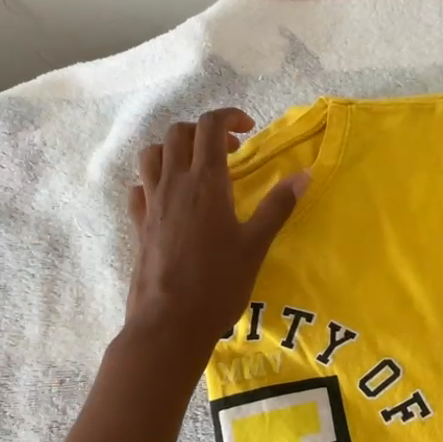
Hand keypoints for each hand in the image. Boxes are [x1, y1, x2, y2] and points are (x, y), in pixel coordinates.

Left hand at [124, 109, 308, 351]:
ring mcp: (151, 204)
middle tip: (230, 153)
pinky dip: (153, 180)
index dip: (229, 117)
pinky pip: (139, 187)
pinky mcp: (138, 225)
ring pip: (152, 154)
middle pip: (178, 133)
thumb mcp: (256, 245)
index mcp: (206, 183)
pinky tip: (170, 197)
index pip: (210, 126)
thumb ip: (278, 206)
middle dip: (204, 131)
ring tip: (197, 168)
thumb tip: (304, 175)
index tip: (249, 130)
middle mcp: (174, 184)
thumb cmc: (218, 284)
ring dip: (174, 149)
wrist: (169, 324)